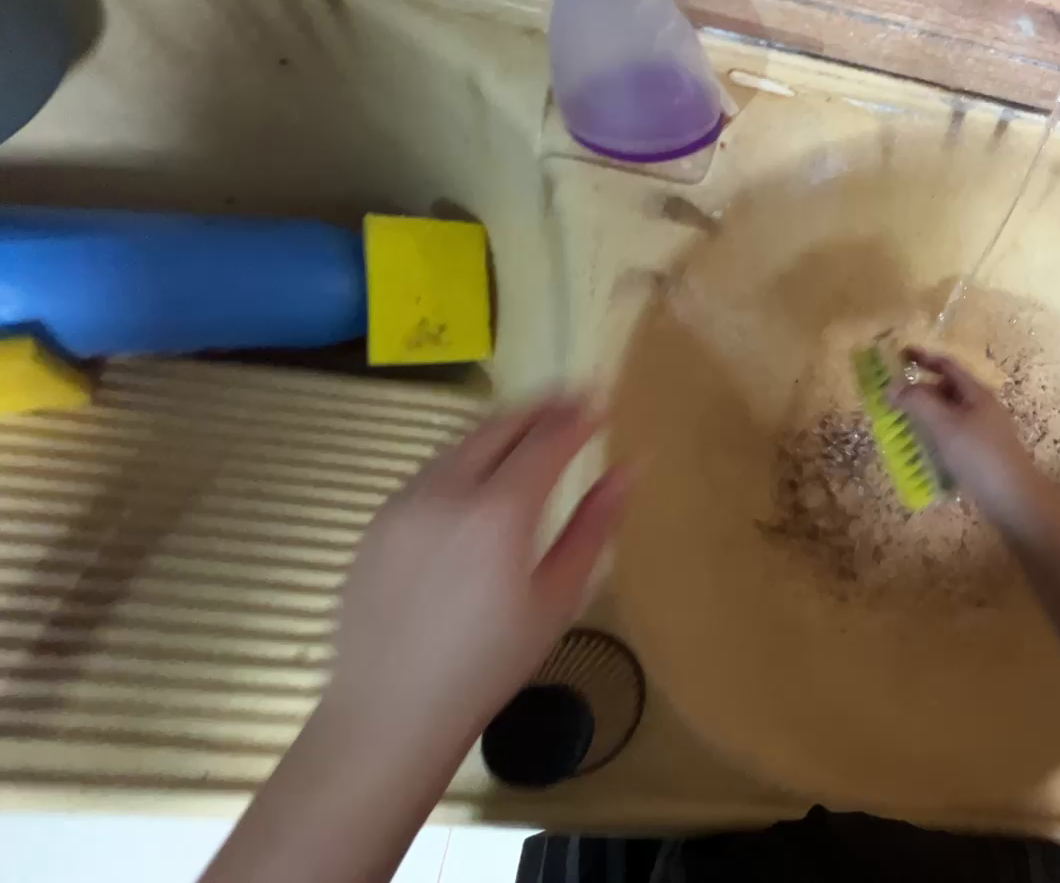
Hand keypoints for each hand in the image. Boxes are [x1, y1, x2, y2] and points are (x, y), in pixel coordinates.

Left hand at [326, 396, 629, 753]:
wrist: (388, 714)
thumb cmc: (491, 661)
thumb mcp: (559, 595)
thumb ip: (595, 524)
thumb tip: (630, 470)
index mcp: (498, 513)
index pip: (547, 440)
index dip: (578, 416)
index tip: (603, 400)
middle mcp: (445, 494)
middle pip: (499, 426)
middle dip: (541, 406)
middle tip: (574, 397)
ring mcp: (403, 505)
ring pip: (461, 442)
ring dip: (504, 425)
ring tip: (536, 425)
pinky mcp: (377, 522)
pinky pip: (432, 468)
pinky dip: (469, 453)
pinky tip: (485, 471)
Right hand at [892, 347, 1053, 529]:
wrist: (1013, 497)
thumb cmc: (978, 455)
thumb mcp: (944, 425)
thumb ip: (917, 402)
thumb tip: (893, 386)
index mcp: (976, 393)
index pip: (947, 365)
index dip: (923, 357)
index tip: (898, 354)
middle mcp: (981, 407)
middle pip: (947, 389)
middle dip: (920, 389)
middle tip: (893, 397)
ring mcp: (983, 430)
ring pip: (949, 413)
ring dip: (925, 414)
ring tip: (900, 423)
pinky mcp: (981, 452)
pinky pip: (952, 434)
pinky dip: (934, 434)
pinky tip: (920, 449)